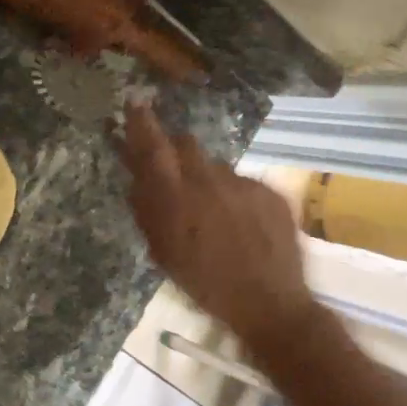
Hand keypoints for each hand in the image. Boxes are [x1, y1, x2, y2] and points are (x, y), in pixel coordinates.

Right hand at [117, 101, 317, 343]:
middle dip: (175, 149)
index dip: (141, 123)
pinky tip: (240, 223)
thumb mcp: (163, 251)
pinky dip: (234, 196)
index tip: (134, 101)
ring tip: (212, 211)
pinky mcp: (271, 193)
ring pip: (215, 165)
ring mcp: (244, 185)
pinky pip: (243, 183)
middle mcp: (209, 181)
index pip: (153, 147)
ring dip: (206, 178)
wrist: (271, 304)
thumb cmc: (204, 283)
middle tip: (173, 171)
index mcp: (177, 197)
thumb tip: (137, 180)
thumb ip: (147, 211)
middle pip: (186, 144)